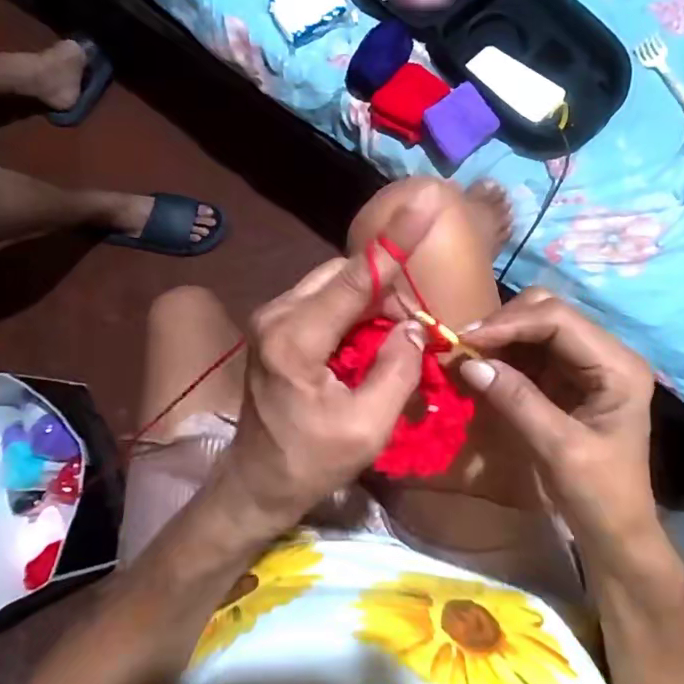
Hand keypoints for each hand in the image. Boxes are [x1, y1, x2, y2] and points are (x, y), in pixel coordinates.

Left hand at [216, 184, 446, 529]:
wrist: (257, 482)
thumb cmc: (310, 462)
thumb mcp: (366, 427)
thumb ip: (396, 370)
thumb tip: (412, 326)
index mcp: (295, 339)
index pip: (355, 279)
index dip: (396, 240)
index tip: (426, 201)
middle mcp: (276, 316)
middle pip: (342, 273)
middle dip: (387, 277)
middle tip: (422, 302)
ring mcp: (271, 318)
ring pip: (333, 282)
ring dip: (370, 292)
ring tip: (401, 322)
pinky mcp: (275, 326)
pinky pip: (323, 298)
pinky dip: (354, 305)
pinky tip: (374, 328)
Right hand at [458, 288, 658, 549]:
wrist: (615, 532)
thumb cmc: (598, 494)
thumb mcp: (558, 448)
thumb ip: (517, 400)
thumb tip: (468, 363)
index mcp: (618, 366)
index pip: (559, 320)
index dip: (510, 323)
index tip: (466, 339)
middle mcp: (605, 353)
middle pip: (548, 312)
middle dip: (504, 323)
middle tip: (464, 346)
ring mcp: (584, 364)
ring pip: (534, 325)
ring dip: (499, 336)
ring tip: (465, 354)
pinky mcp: (565, 377)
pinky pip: (528, 350)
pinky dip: (501, 353)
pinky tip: (479, 364)